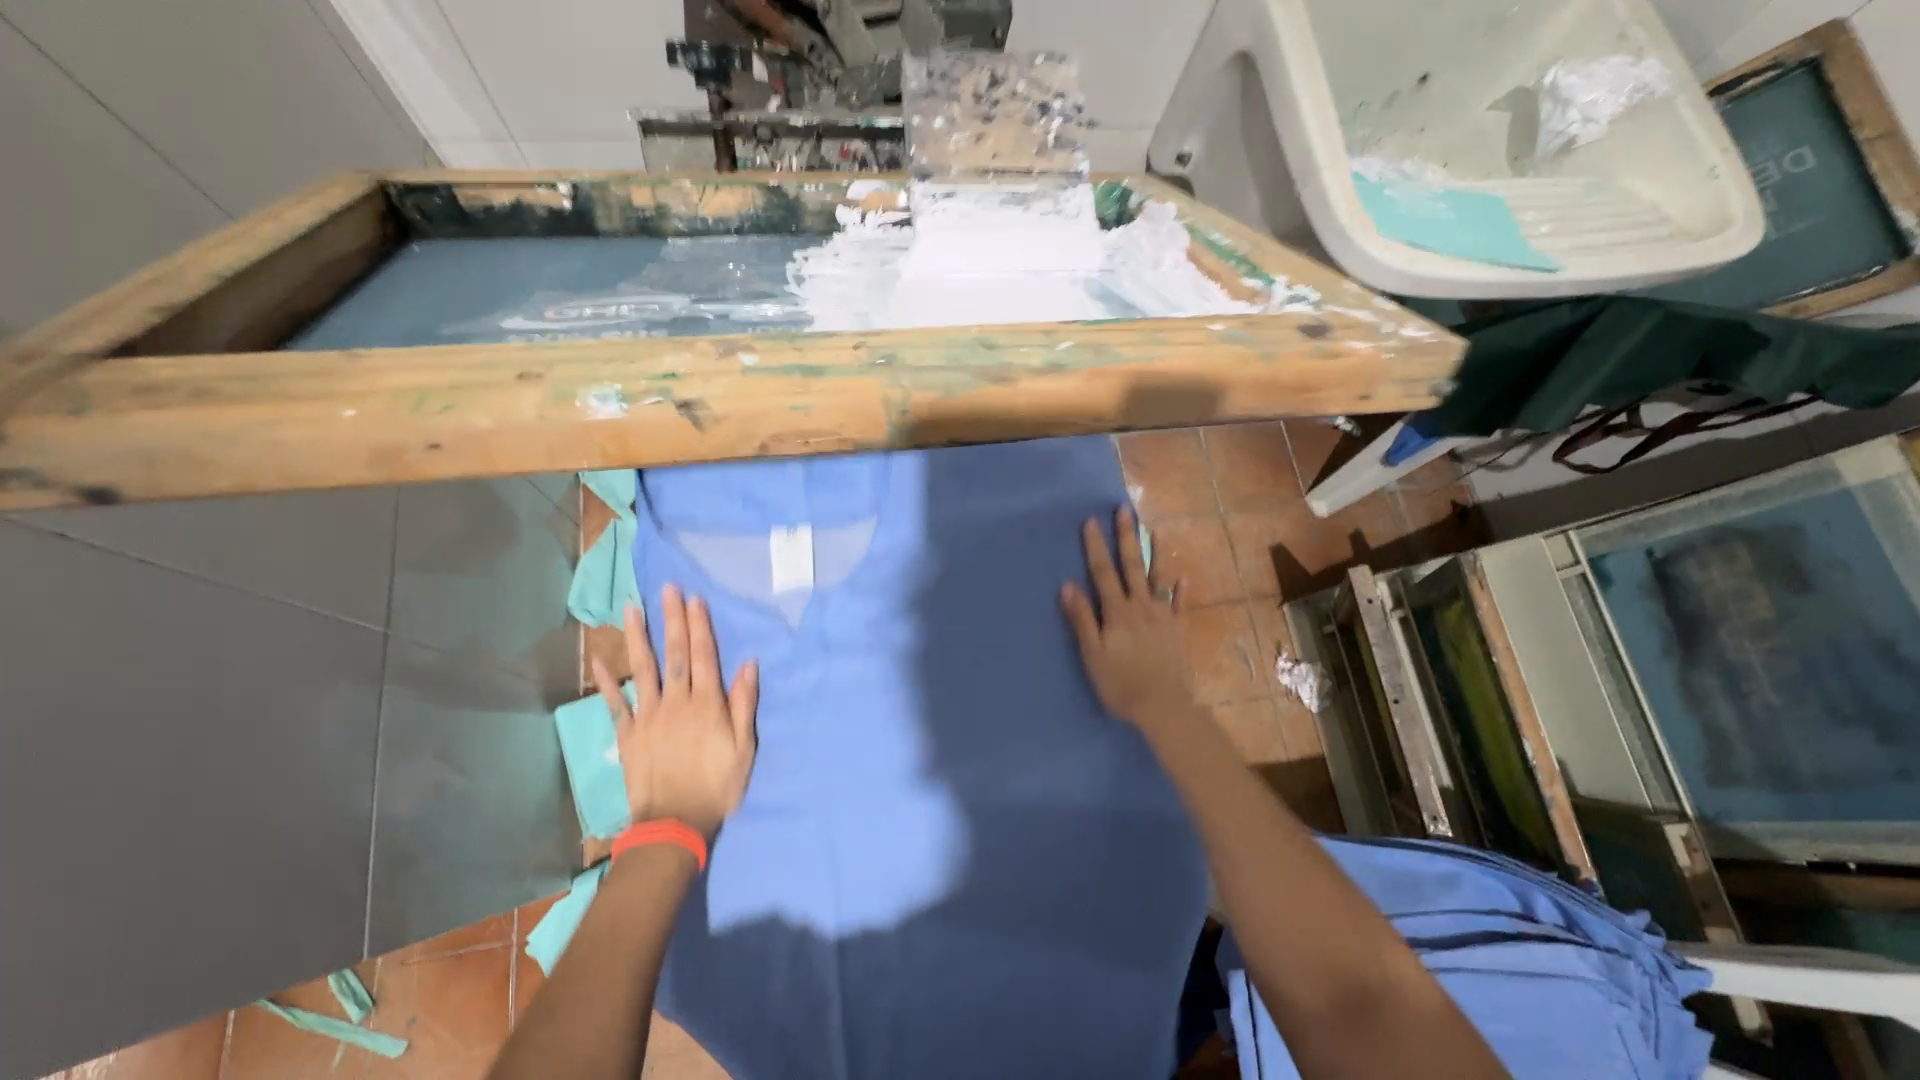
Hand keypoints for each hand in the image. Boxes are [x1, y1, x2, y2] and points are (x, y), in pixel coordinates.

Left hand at [592, 585, 758, 839]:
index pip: (705, 656)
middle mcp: (677, 701)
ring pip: (644, 669)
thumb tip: (748, 665)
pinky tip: (601, 659)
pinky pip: (616, 703)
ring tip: (633, 608)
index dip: (700, 626)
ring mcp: (649, 716)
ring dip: (639, 637)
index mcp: (707, 704)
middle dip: (673, 619)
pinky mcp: (629, 734)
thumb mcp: (744, 747)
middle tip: (669, 589)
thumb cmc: (717, 785)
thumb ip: (743, 704)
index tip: (695, 600)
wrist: (675, 821)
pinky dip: (608, 681)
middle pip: (676, 654)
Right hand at [1060, 506, 1198, 731]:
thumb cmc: (1121, 683)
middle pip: (1132, 566)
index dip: (1096, 546)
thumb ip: (1082, 619)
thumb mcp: (1093, 654)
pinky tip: (1183, 577)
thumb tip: (1068, 584)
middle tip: (1124, 510)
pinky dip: (1181, 589)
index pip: (1103, 572)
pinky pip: (1180, 604)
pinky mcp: (1177, 629)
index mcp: (1117, 612)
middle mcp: (1141, 606)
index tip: (1091, 521)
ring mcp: (1162, 616)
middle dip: (1126, 537)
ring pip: (1157, 577)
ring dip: (1154, 552)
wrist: (1164, 705)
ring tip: (1153, 530)